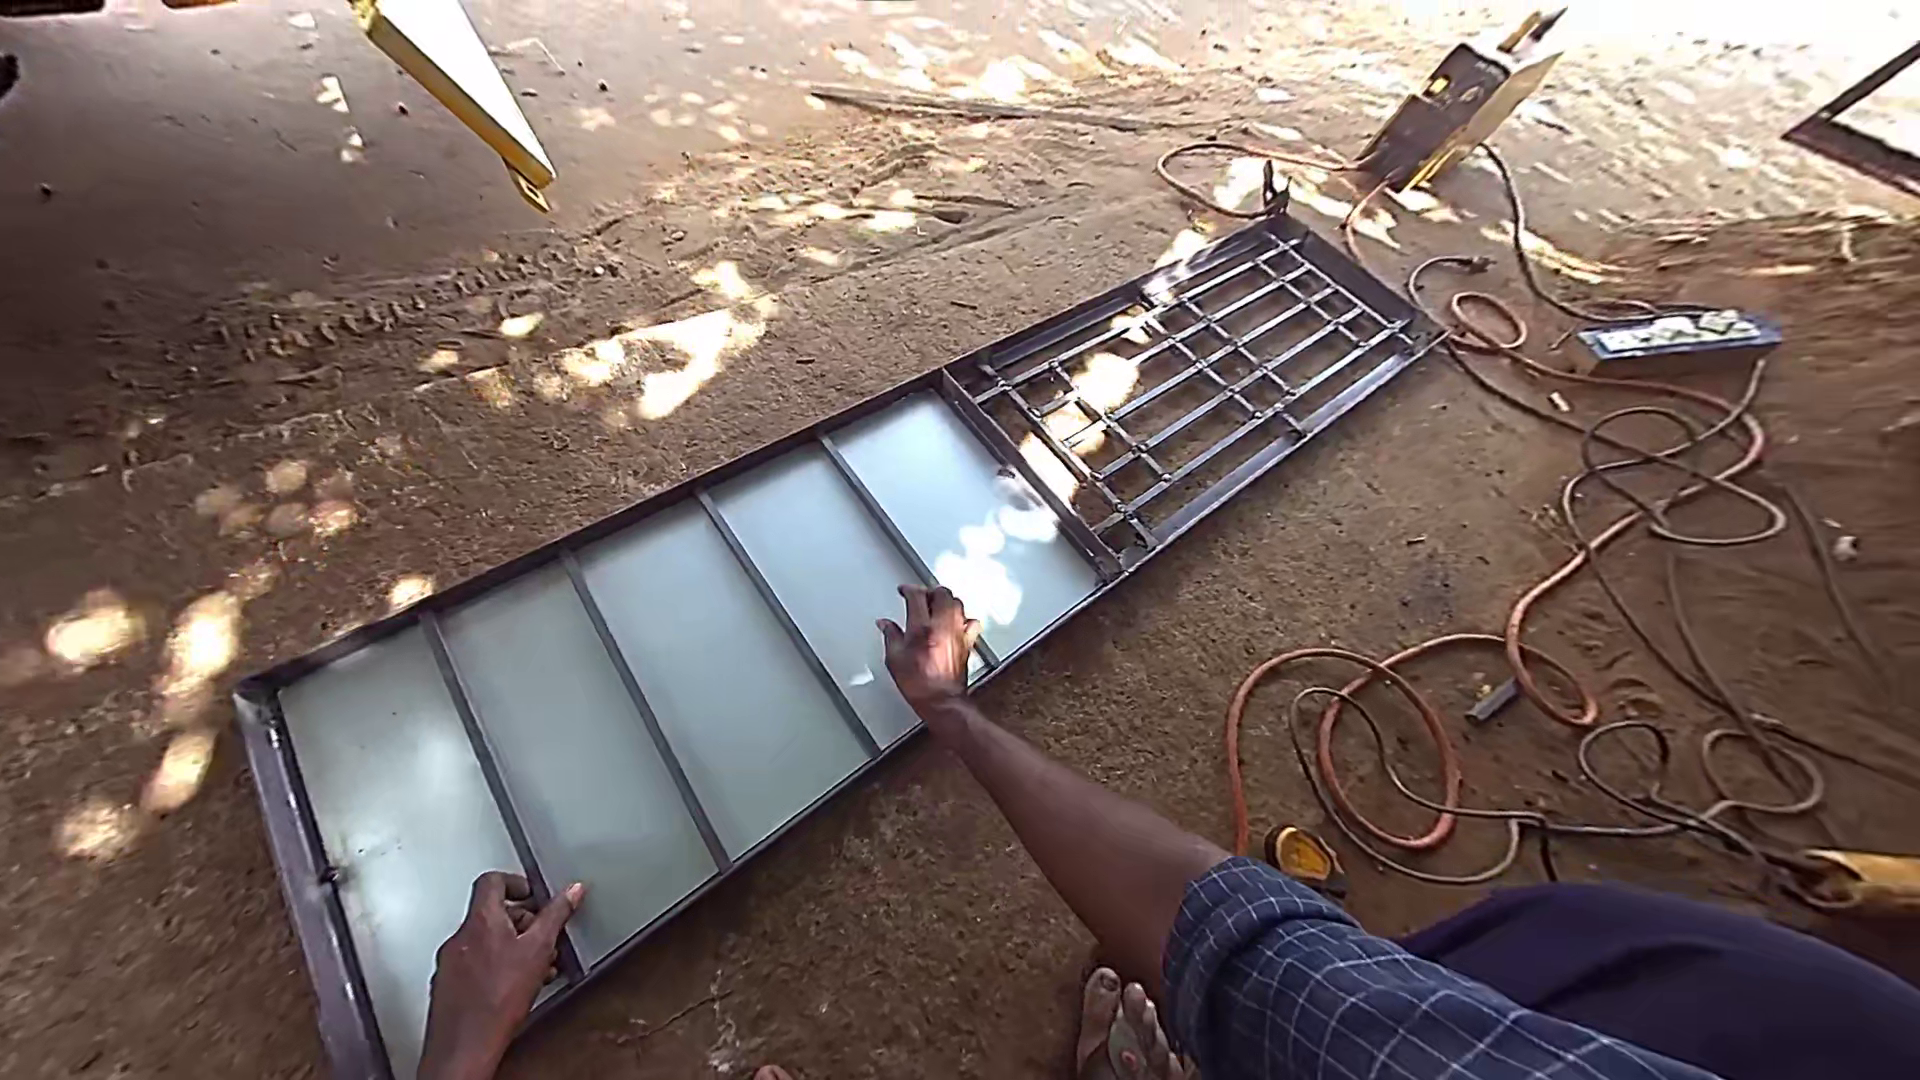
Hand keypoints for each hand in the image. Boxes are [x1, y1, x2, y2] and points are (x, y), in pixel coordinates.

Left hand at [418, 872, 583, 1079]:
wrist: (464, 1052)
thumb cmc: (497, 1002)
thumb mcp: (541, 947)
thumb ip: (557, 913)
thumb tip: (572, 891)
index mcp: (479, 923)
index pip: (491, 881)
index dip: (516, 882)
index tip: (533, 894)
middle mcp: (458, 941)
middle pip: (492, 912)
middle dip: (523, 919)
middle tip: (542, 931)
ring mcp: (449, 966)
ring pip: (486, 939)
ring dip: (513, 943)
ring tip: (535, 961)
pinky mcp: (447, 989)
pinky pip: (476, 963)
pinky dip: (499, 963)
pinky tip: (518, 982)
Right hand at [878, 584, 981, 729]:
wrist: (941, 701)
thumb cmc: (920, 685)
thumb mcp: (895, 659)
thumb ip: (891, 636)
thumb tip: (886, 625)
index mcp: (922, 629)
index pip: (917, 596)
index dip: (909, 589)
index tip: (904, 590)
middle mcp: (942, 627)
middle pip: (941, 593)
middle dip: (929, 591)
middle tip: (920, 595)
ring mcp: (957, 633)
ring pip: (957, 604)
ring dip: (946, 600)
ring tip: (936, 603)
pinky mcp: (967, 642)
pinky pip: (970, 622)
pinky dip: (963, 617)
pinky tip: (957, 620)